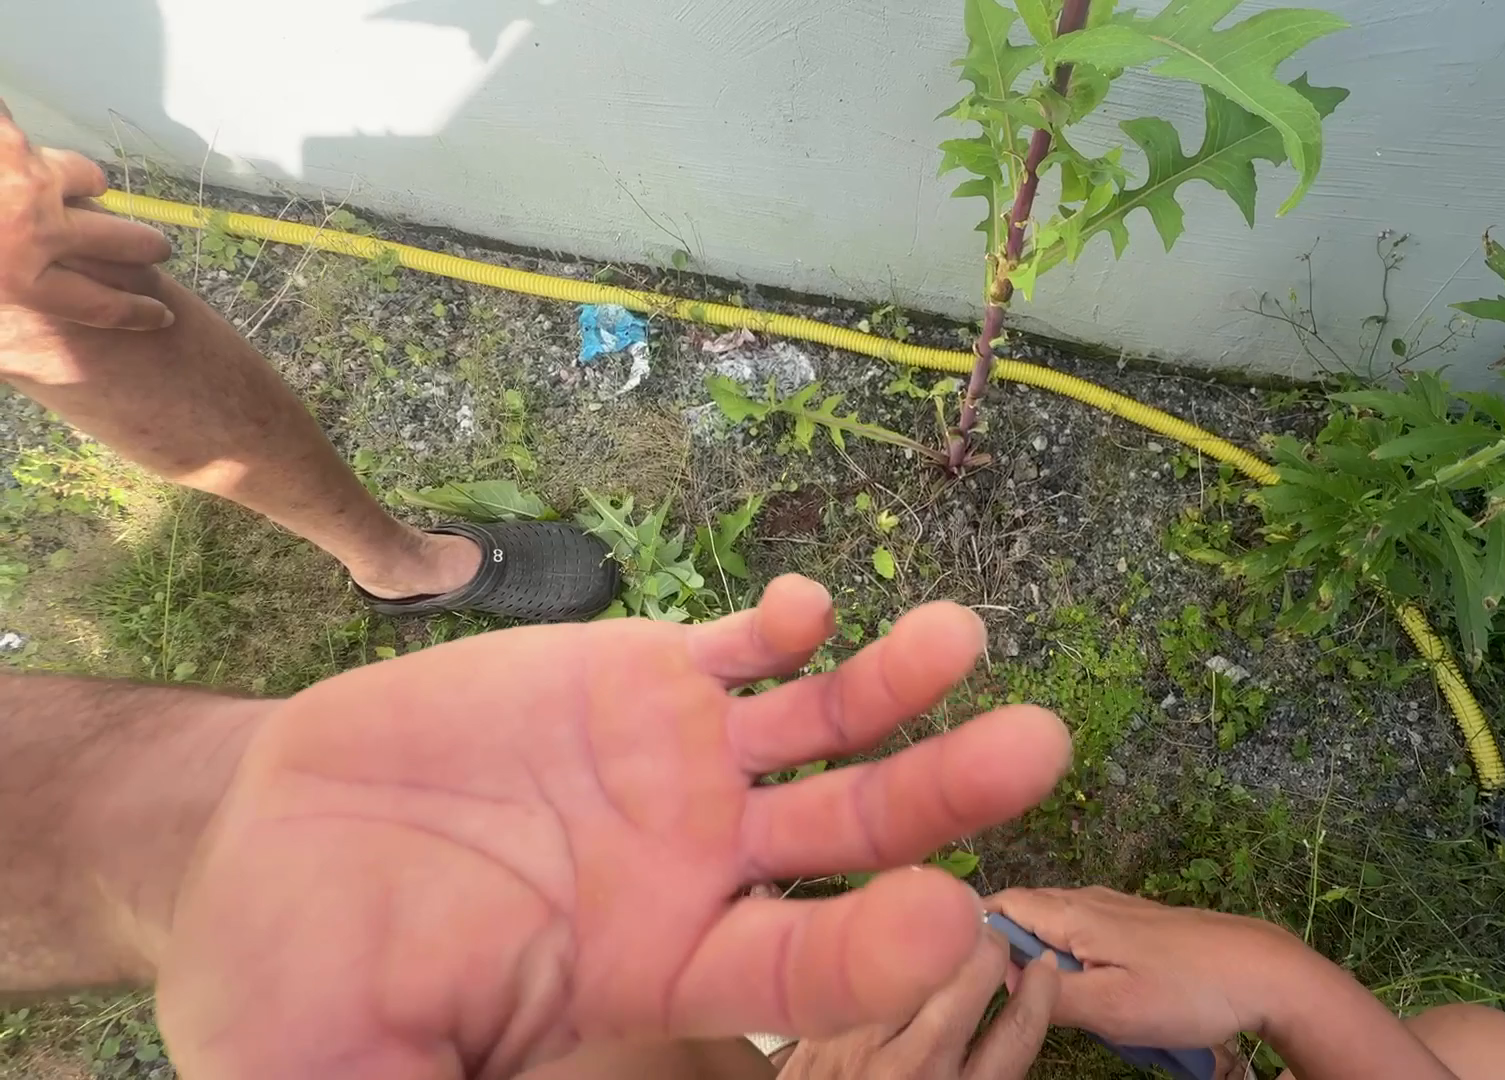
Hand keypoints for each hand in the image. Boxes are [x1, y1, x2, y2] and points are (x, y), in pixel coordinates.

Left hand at [0, 98, 173, 327]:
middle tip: (153, 248)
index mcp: (13, 280)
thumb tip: (4, 351)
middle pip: (124, 243)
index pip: (102, 307)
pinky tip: (5, 127)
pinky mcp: (4, 134)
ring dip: (79, 180)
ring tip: (72, 180)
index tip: (158, 317)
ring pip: (83, 178)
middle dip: (142, 246)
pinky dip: (10, 127)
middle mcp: (37, 231)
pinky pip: (17, 126)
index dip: (136, 313)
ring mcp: (22, 175)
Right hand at [156, 576, 1070, 1079]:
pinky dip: (785, 625)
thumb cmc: (311, 968)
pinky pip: (746, 645)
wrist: (276, 830)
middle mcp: (715, 853)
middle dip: (949, 784)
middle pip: (862, 822)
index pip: (808, 960)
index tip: (957, 911)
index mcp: (675, 961)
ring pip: (828, 718)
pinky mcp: (657, 674)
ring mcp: (697, 754)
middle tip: (1039, 745)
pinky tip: (809, 605)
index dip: (877, 945)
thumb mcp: (355, 1074)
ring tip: (959, 637)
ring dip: (898, 680)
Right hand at [985, 887, 1295, 1047]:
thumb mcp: (1111, 1007)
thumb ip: (1051, 995)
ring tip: (1043, 1002)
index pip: (1001, 904)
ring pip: (1051, 925)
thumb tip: (1002, 980)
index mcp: (1071, 913)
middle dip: (1005, 951)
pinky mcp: (1130, 922)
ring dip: (1039, 958)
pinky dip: (1067, 958)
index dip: (976, 934)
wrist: (1256, 968)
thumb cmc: (1183, 989)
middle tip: (1005, 1000)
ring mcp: (1109, 907)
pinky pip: (1078, 932)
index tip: (967, 975)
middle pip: (1023, 914)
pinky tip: (1084, 991)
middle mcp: (1083, 899)